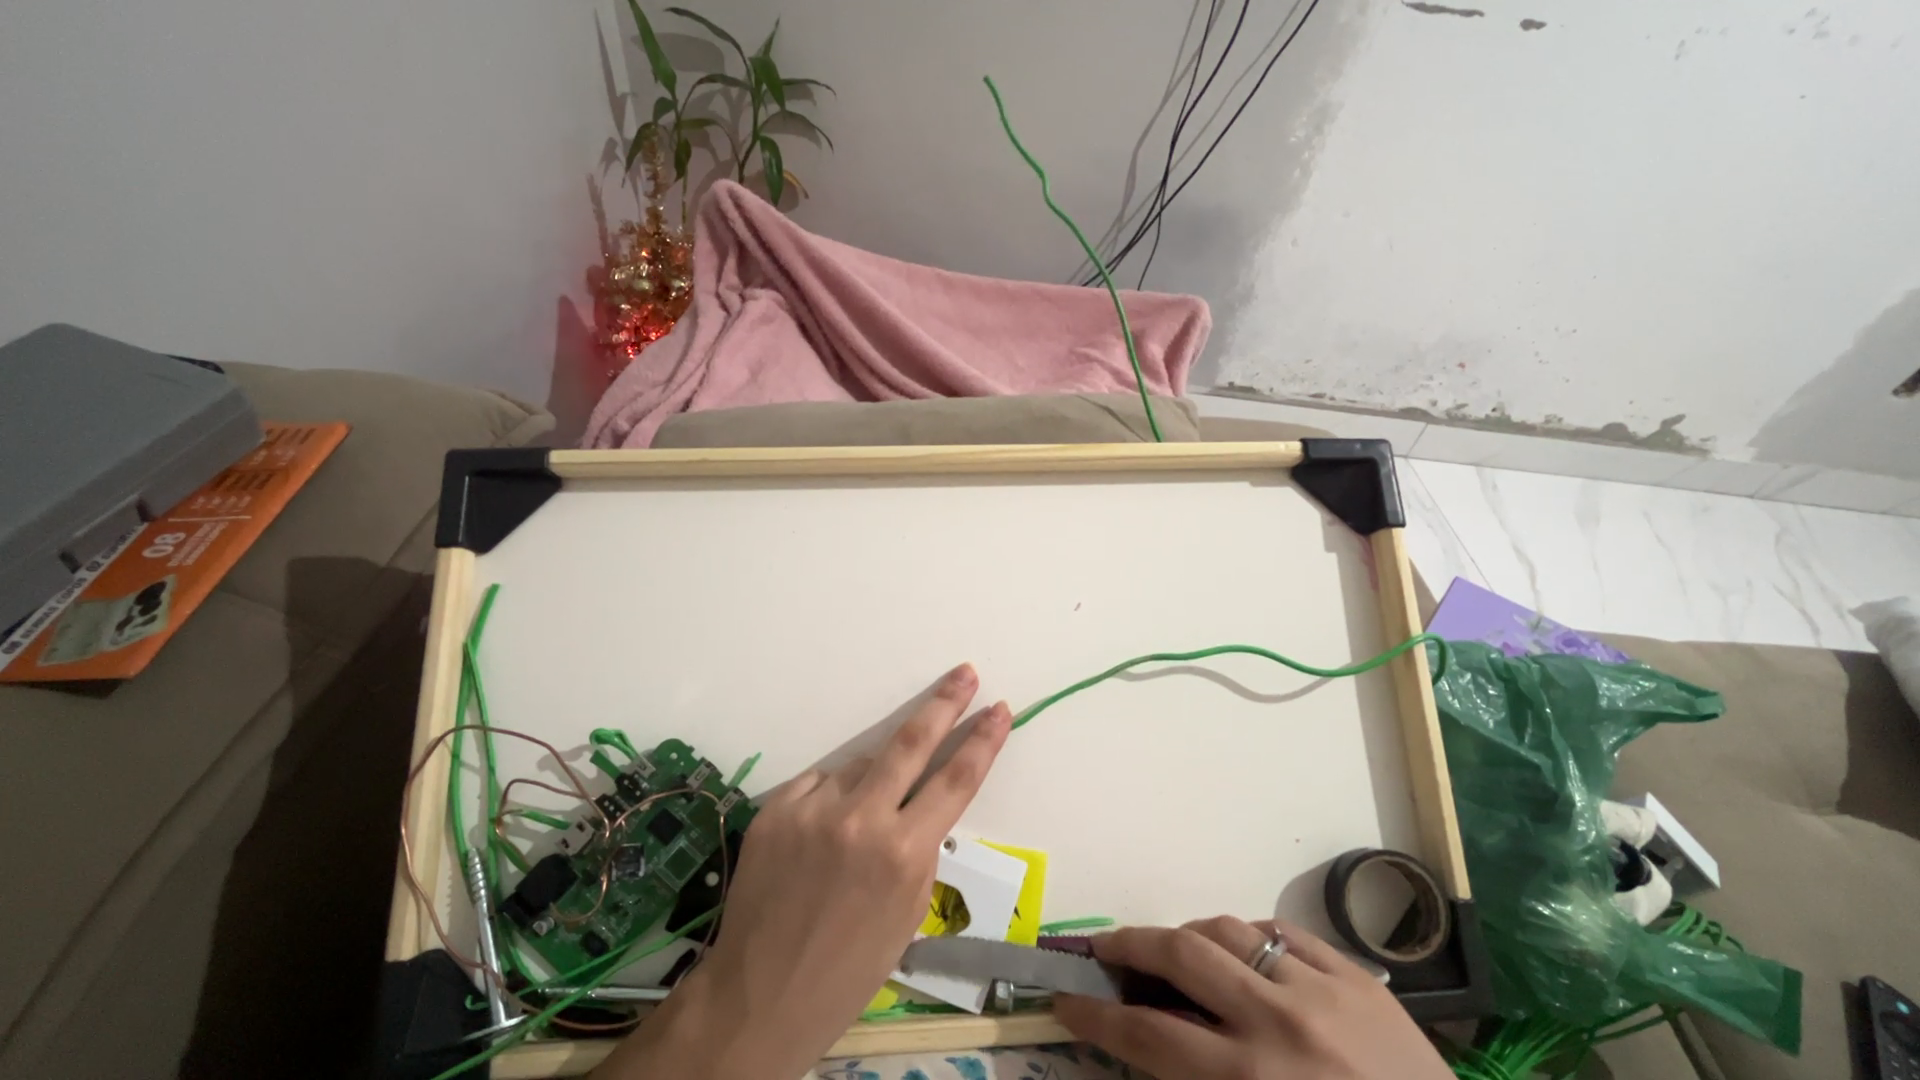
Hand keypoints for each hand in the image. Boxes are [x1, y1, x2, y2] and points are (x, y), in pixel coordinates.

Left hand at [595, 664, 1011, 1079]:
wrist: (763, 992)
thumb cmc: (850, 966)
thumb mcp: (909, 912)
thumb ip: (919, 847)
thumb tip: (916, 800)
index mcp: (905, 853)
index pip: (957, 780)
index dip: (984, 740)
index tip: (999, 709)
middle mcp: (861, 820)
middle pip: (912, 742)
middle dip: (944, 703)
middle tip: (964, 673)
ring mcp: (813, 809)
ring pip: (858, 766)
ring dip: (871, 780)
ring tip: (858, 825)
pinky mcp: (776, 808)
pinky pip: (818, 784)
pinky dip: (829, 798)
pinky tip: (821, 832)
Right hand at [1054, 916, 1452, 1079]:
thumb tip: (1149, 1041)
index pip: (1148, 1033)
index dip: (1096, 1014)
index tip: (1066, 998)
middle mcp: (1279, 1024)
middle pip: (1180, 957)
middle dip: (1127, 947)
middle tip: (1101, 949)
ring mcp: (1323, 991)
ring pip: (1229, 930)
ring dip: (1187, 935)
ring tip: (1171, 949)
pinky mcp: (1359, 977)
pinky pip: (1282, 932)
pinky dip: (1248, 937)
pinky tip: (1241, 952)